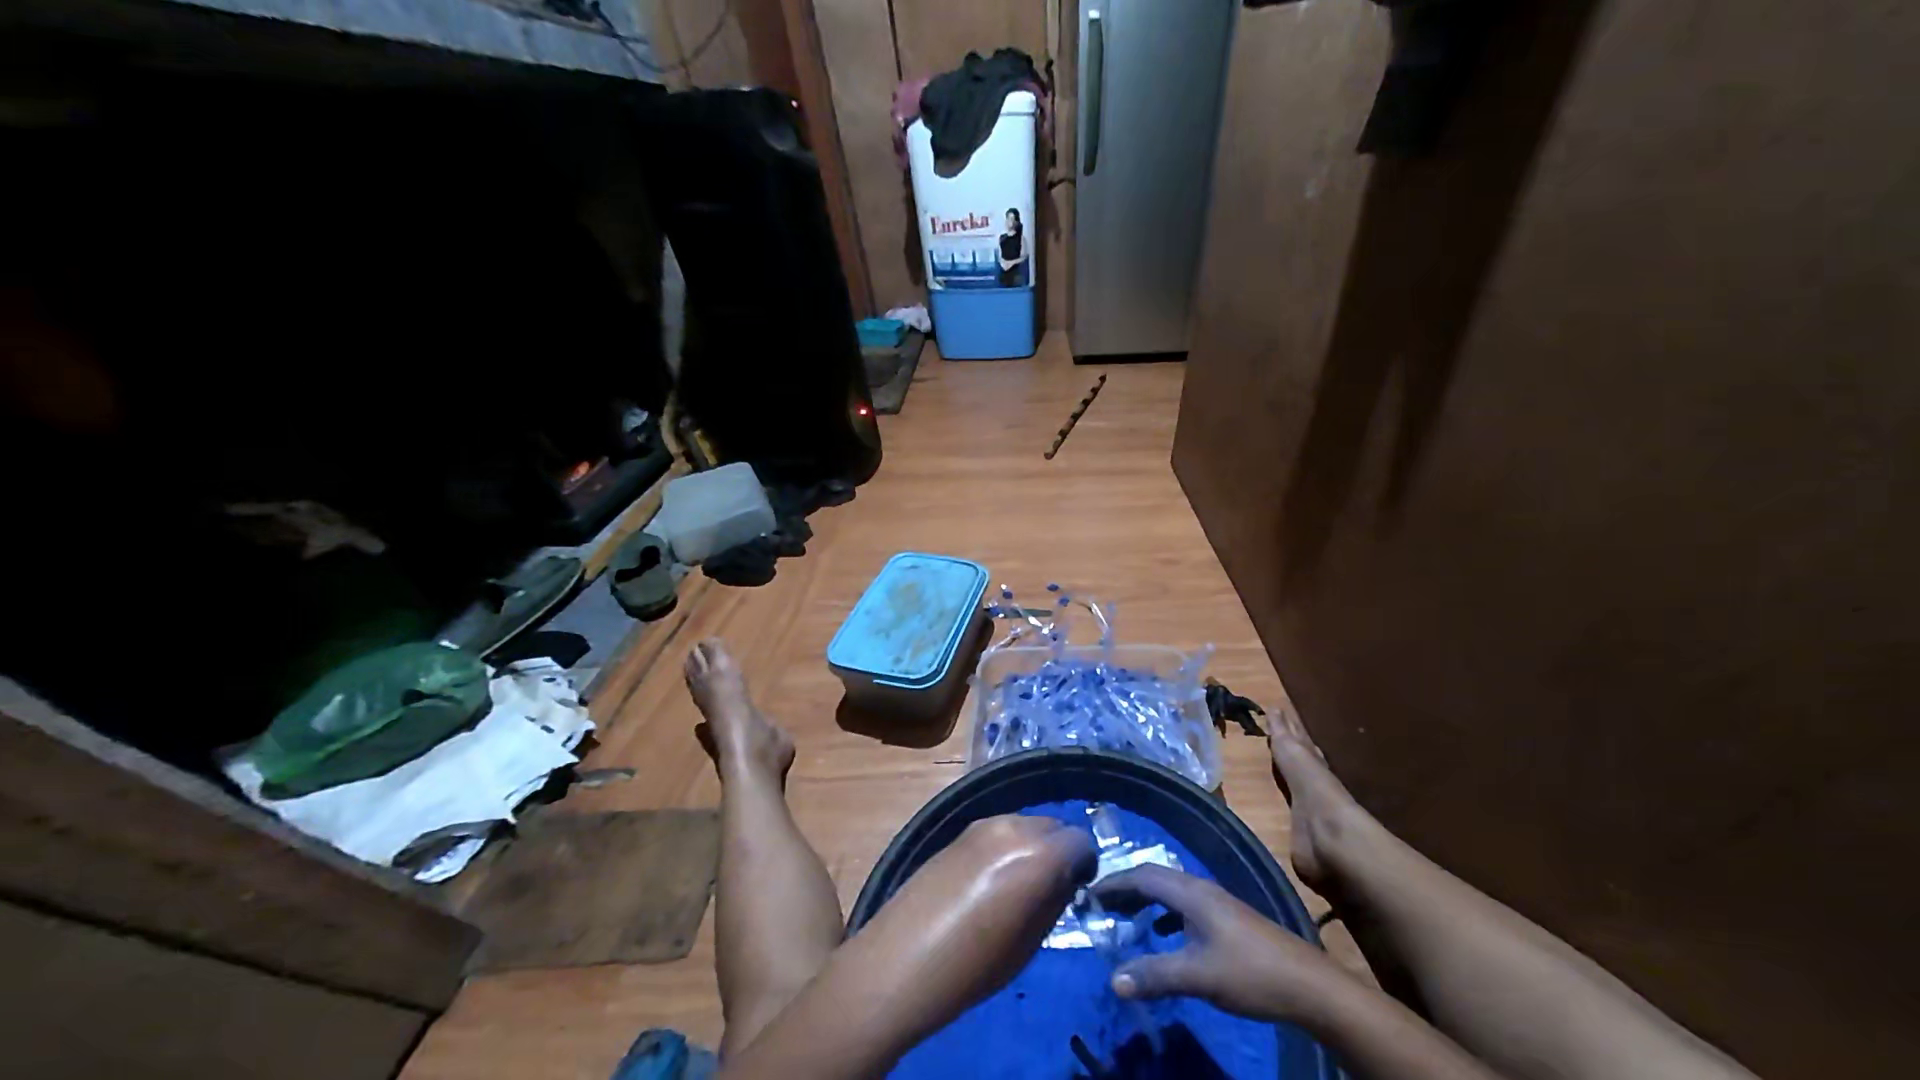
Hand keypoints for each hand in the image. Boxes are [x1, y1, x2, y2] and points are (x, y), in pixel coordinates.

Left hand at [850, 815, 1096, 1022]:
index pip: (1079, 841)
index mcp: (1036, 854)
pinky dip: (1004, 848)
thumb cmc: (972, 967)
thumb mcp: (1030, 943)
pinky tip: (988, 881)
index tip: (1077, 889)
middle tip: (1049, 890)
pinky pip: (997, 831)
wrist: (899, 961)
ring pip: (1023, 825)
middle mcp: (1011, 827)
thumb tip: (1064, 880)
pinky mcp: (956, 832)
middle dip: (1057, 852)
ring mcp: (980, 825)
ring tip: (1016, 886)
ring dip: (1030, 848)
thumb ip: (1053, 900)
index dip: (1084, 865)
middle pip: (1051, 826)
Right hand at [1092, 863, 1341, 1022]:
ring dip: (1144, 901)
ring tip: (1124, 919)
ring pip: (1170, 892)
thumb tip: (1113, 980)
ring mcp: (1217, 904)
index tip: (1088, 894)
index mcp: (1191, 893)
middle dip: (1125, 889)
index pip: (1142, 875)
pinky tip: (1162, 934)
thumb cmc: (1250, 973)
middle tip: (1100, 906)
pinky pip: (1183, 906)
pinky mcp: (1228, 920)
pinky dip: (1164, 914)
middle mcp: (1201, 889)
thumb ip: (1154, 975)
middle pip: (1154, 878)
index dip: (1113, 883)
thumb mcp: (1198, 976)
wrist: (1309, 986)